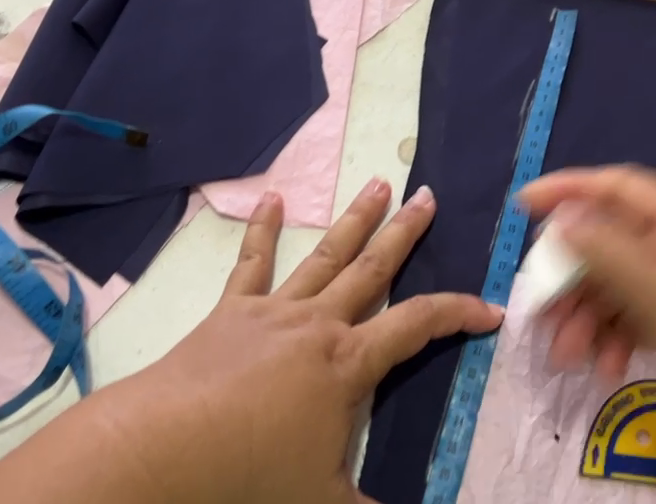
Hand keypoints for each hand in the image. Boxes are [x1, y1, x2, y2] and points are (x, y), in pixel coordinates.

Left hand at [0, 178, 500, 503]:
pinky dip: (264, 231)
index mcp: (348, 363)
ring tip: (378, 184)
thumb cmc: (251, 476)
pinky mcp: (232, 311)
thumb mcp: (323, 502)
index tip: (489, 307)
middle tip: (427, 196)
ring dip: (354, 219)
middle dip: (405, 233)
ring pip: (327, 255)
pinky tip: (272, 200)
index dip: (458, 313)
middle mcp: (318, 324)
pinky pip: (253, 264)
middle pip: (373, 269)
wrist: (167, 451)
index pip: (418, 326)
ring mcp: (275, 311)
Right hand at [519, 166, 655, 503]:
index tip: (522, 206)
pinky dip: (613, 339)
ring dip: (587, 316)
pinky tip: (604, 368)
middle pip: (614, 243)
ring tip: (566, 357)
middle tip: (539, 310)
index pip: (623, 189)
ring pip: (618, 286)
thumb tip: (563, 214)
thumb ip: (613, 254)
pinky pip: (635, 320)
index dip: (571, 191)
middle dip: (574, 276)